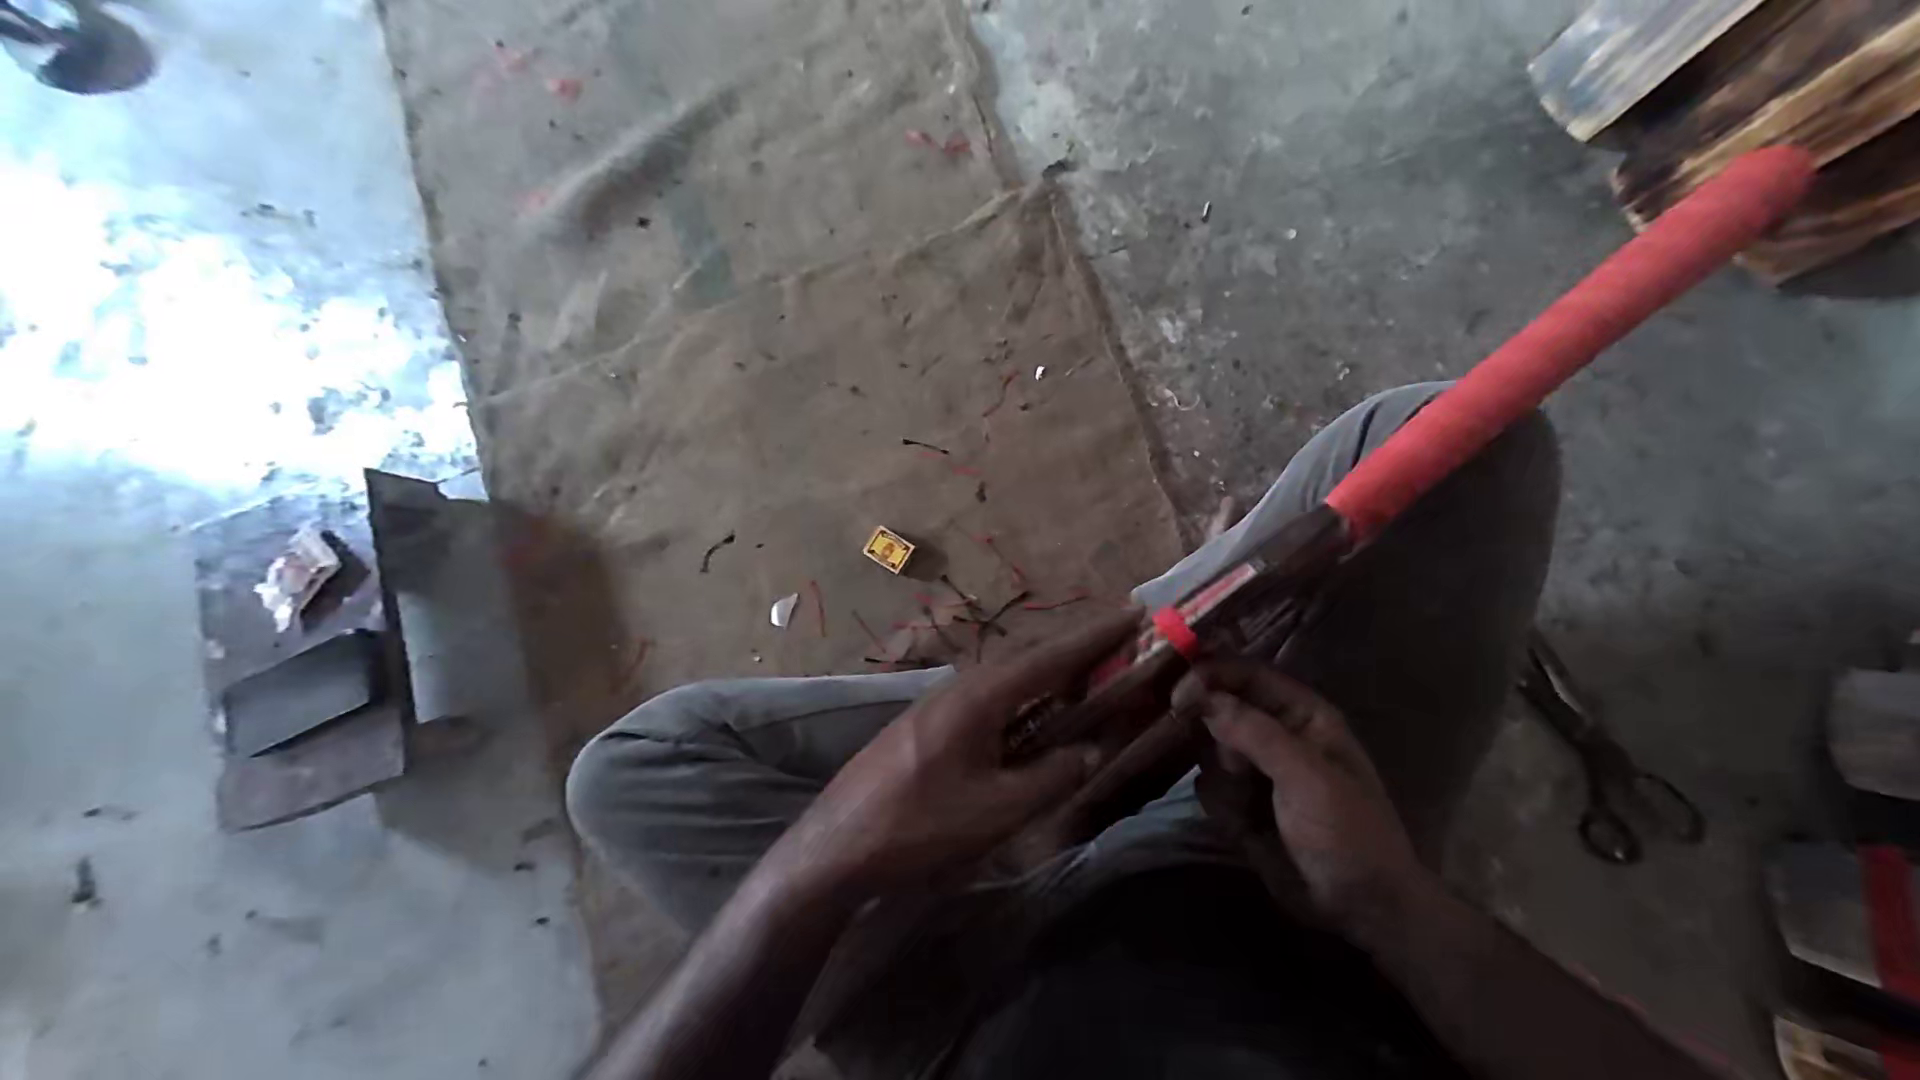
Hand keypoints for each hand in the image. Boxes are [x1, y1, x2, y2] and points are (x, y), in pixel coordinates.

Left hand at [769, 611, 1138, 897]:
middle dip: (1074, 648)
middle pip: (1026, 657)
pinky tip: (1027, 711)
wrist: (837, 843)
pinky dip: (1020, 693)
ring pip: (1004, 675)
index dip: (1093, 637)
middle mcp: (958, 685)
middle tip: (1116, 639)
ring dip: (1045, 670)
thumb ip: (1050, 777)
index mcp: (979, 696)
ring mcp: (936, 701)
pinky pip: (985, 694)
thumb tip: (1090, 751)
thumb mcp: (997, 810)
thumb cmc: (920, 826)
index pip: (1048, 657)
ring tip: (1083, 671)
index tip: (1131, 614)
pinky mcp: (925, 722)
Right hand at [1182, 660, 1426, 930]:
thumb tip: (1203, 697)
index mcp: (1301, 714)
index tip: (1177, 694)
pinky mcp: (1240, 801)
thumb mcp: (1309, 779)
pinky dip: (1218, 803)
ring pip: (1208, 748)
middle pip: (1219, 706)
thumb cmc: (1348, 834)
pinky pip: (1208, 785)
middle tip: (1212, 755)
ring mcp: (1256, 768)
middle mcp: (1274, 733)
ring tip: (1244, 805)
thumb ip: (1256, 733)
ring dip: (1218, 775)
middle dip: (1208, 729)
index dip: (1211, 676)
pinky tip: (1244, 826)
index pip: (1246, 674)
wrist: (1363, 911)